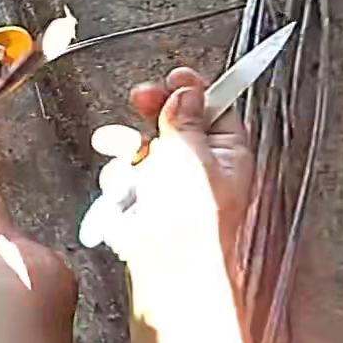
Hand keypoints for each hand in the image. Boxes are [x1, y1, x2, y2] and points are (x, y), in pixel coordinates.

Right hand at [89, 67, 253, 280]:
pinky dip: (117, 181)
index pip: (212, 110)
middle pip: (170, 124)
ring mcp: (164, 184)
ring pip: (138, 148)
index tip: (176, 75)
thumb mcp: (193, 157)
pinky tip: (123, 192)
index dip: (193, 90)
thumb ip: (184, 121)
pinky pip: (119, 177)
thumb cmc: (195, 220)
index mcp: (226, 154)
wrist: (169, 266)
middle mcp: (195, 167)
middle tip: (140, 97)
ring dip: (127, 148)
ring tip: (126, 155)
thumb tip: (185, 94)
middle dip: (151, 112)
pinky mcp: (136, 201)